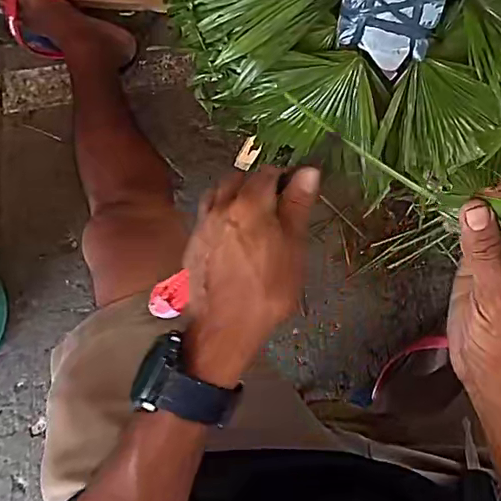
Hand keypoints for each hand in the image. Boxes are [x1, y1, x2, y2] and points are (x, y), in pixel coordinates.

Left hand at [182, 166, 320, 385]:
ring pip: (217, 194)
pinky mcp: (192, 244)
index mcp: (250, 204)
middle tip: (276, 201)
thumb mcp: (294, 248)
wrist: (225, 328)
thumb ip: (297, 206)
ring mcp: (202, 225)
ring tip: (251, 213)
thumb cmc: (269, 290)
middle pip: (238, 178)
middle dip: (257, 183)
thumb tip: (308, 171)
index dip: (284, 177)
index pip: (267, 173)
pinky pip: (206, 216)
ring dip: (234, 194)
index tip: (295, 189)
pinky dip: (220, 214)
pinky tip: (231, 232)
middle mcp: (221, 207)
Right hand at [447, 183, 500, 424]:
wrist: (492, 385)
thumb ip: (486, 253)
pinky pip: (476, 239)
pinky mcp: (481, 270)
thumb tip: (476, 207)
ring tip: (459, 197)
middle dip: (496, 197)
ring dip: (479, 207)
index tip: (487, 194)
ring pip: (495, 222)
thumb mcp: (495, 298)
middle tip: (469, 194)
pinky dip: (466, 223)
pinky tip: (453, 213)